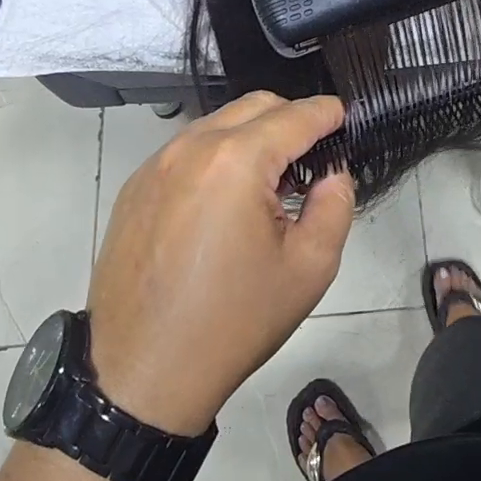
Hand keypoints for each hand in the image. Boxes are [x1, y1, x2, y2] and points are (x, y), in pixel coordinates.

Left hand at [87, 93, 354, 435]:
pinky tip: (224, 206)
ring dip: (251, 138)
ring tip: (268, 187)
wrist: (143, 373)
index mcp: (237, 161)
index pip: (296, 116)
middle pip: (255, 106)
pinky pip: (186, 152)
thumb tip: (332, 175)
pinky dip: (215, 158)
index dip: (328, 113)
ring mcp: (155, 165)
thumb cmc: (234, 321)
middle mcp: (191, 147)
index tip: (346, 119)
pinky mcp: (134, 189)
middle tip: (312, 160)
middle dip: (291, 120)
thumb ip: (335, 205)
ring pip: (217, 125)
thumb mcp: (309, 268)